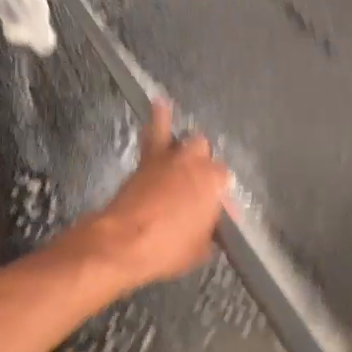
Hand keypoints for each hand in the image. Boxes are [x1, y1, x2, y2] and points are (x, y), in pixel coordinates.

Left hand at [69, 99, 231, 290]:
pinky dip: (158, 116)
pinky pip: (154, 130)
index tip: (218, 213)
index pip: (225, 180)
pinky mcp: (147, 158)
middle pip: (208, 156)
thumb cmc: (169, 248)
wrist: (126, 238)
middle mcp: (194, 163)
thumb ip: (209, 229)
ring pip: (188, 140)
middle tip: (199, 190)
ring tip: (187, 154)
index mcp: (213, 183)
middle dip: (206, 169)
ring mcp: (170, 157)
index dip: (221, 197)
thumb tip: (208, 225)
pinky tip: (159, 102)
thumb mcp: (201, 248)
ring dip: (189, 149)